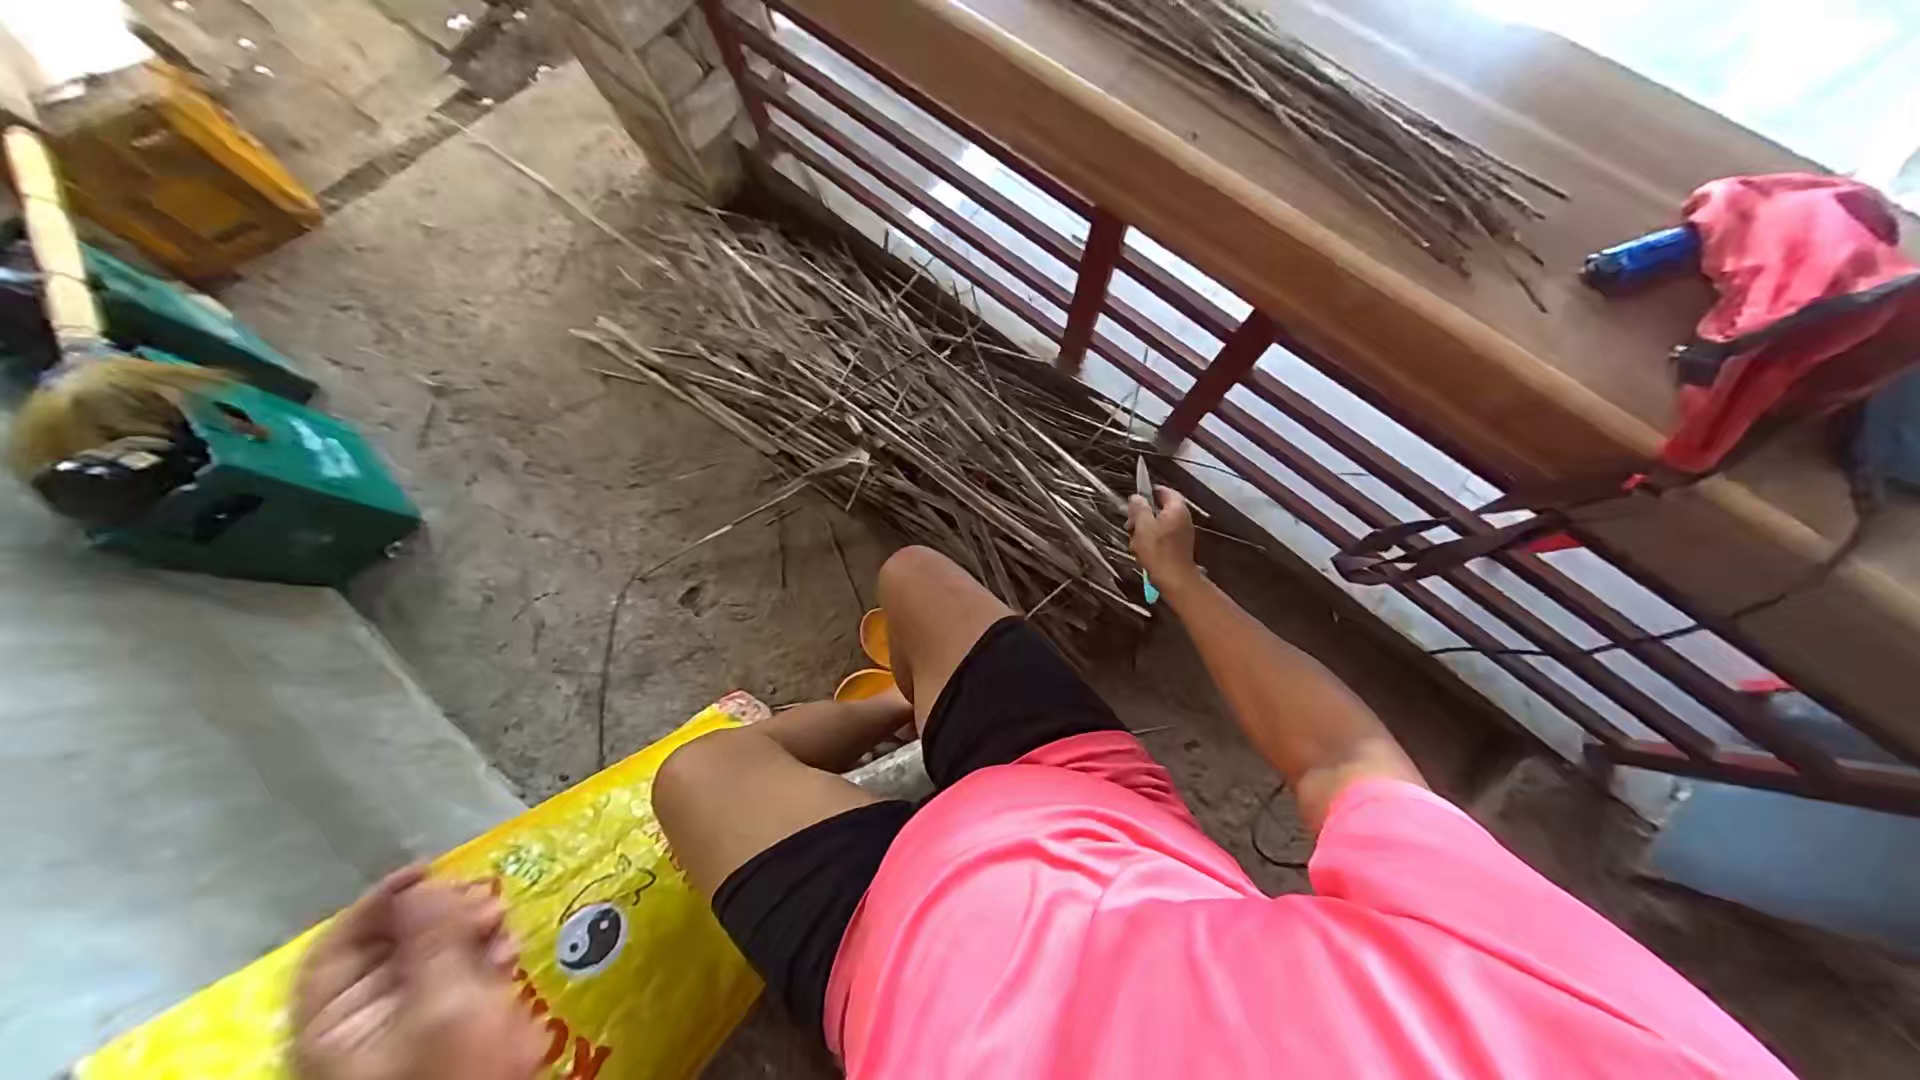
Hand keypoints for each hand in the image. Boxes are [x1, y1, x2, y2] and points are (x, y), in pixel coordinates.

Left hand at [293, 868, 541, 1079]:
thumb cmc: (452, 1073)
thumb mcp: (445, 1005)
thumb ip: (433, 941)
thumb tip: (423, 884)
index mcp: (336, 1023)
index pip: (338, 945)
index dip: (381, 901)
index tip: (434, 868)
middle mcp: (362, 1023)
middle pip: (391, 946)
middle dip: (441, 913)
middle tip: (485, 897)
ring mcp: (405, 1029)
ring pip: (430, 959)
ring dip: (469, 930)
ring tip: (503, 922)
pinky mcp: (444, 1033)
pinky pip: (457, 980)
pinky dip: (482, 957)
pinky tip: (509, 951)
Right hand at [1127, 485, 1197, 586]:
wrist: (1174, 579)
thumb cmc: (1157, 550)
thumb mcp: (1142, 525)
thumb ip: (1139, 508)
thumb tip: (1136, 497)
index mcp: (1176, 509)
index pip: (1164, 491)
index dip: (1149, 491)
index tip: (1135, 499)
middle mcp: (1183, 518)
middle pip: (1160, 508)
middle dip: (1143, 515)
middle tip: (1130, 524)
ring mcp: (1182, 533)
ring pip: (1159, 523)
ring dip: (1144, 529)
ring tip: (1134, 540)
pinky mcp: (1179, 546)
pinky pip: (1163, 536)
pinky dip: (1151, 539)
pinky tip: (1141, 550)